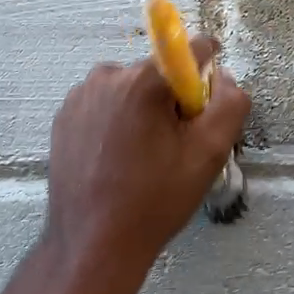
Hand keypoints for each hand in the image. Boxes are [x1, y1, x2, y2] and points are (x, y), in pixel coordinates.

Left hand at [39, 35, 250, 293]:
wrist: (91, 244)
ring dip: (143, 112)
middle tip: (175, 148)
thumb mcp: (209, 154)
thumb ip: (230, 104)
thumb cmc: (153, 201)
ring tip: (144, 160)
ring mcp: (80, 95)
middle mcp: (107, 76)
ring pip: (130, 90)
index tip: (208, 101)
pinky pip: (104, 106)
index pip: (190, 49)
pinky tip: (118, 161)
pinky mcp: (64, 116)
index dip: (208, 72)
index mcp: (144, 79)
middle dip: (173, 101)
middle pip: (158, 73)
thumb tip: (223, 76)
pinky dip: (117, 123)